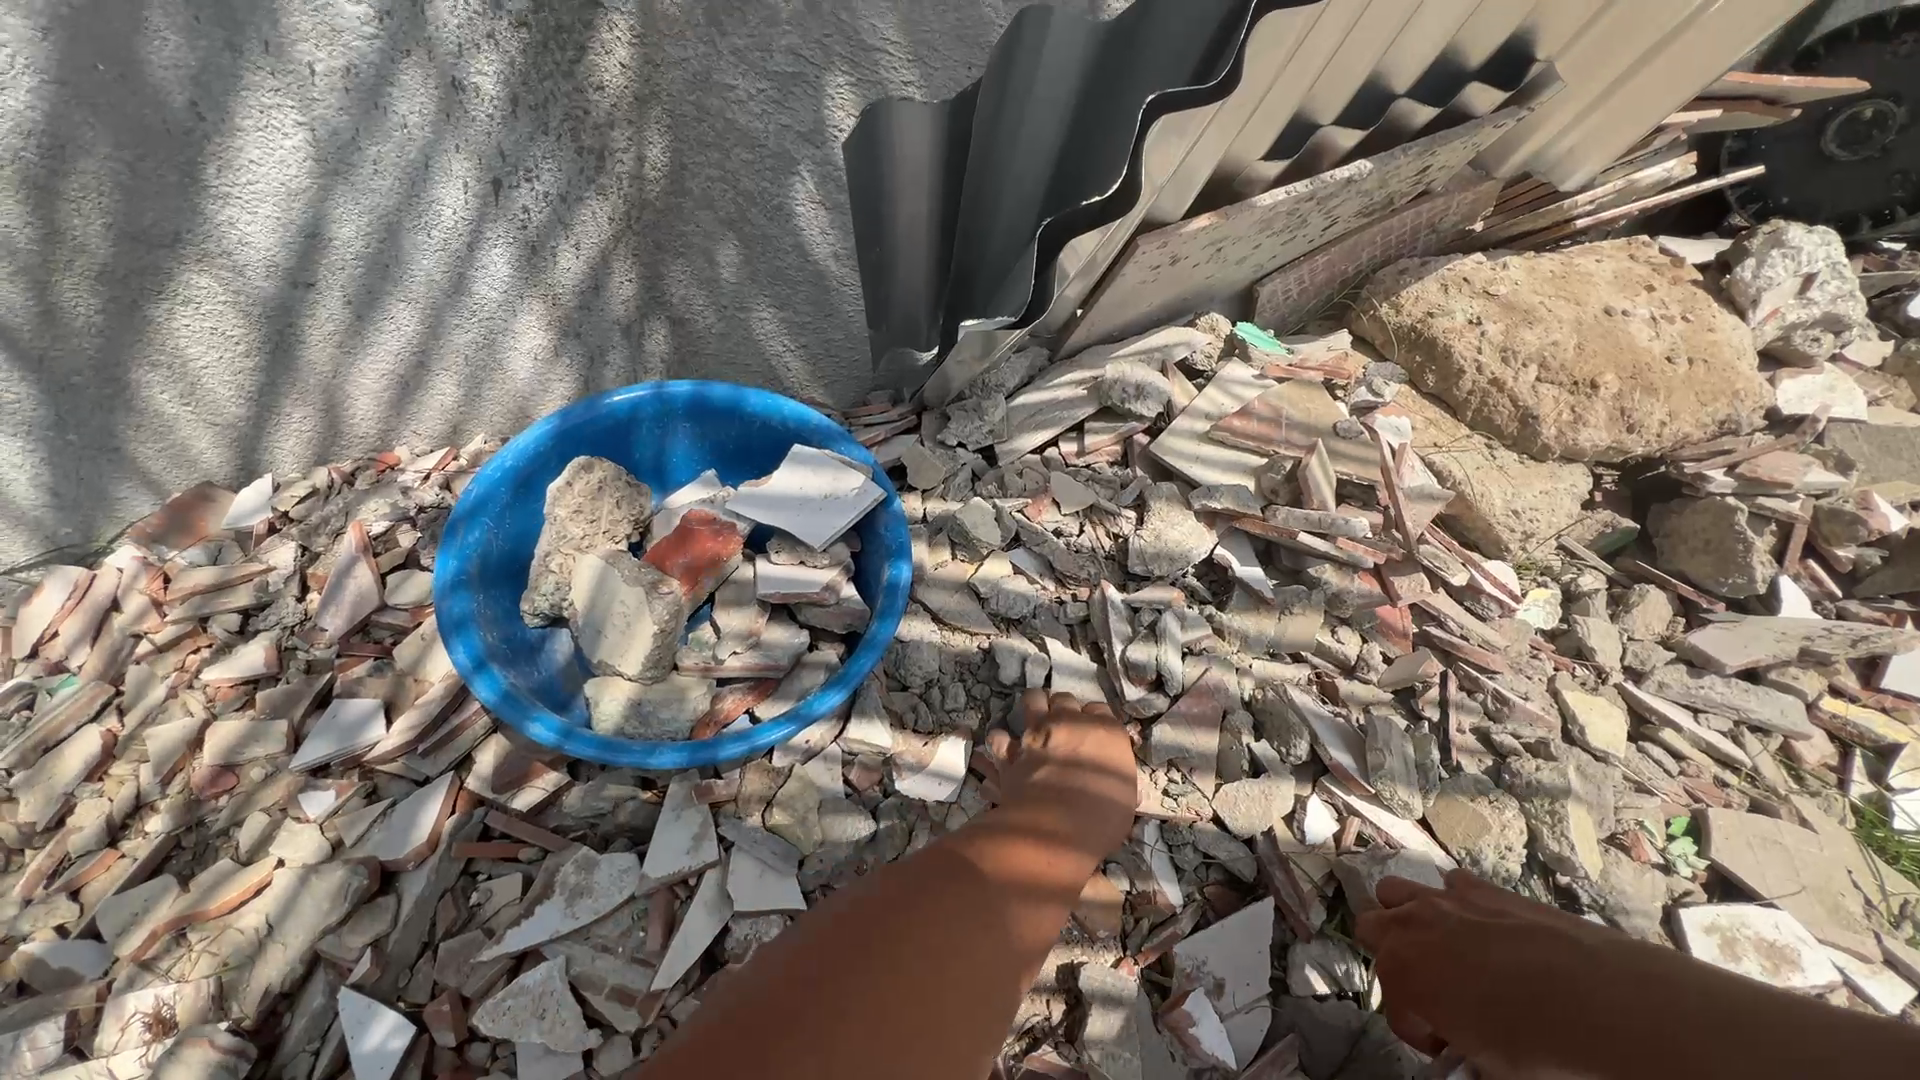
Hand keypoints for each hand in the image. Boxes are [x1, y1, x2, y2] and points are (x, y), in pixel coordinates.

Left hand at [986, 691, 1136, 859]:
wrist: (1058, 828)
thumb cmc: (1103, 819)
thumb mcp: (1125, 795)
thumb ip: (1116, 774)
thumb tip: (1114, 778)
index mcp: (1105, 731)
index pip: (1100, 710)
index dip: (1095, 720)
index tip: (1093, 733)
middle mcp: (1070, 722)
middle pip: (1065, 699)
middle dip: (1063, 708)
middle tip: (1063, 724)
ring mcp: (1037, 733)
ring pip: (1033, 700)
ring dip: (1033, 706)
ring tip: (1034, 718)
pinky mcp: (1011, 752)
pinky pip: (1000, 736)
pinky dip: (1001, 741)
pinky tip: (1004, 748)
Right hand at [1356, 870, 1675, 1075]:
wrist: (1601, 999)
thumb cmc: (1538, 1044)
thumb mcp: (1493, 1069)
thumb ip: (1464, 1053)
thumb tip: (1472, 1051)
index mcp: (1402, 979)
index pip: (1396, 1013)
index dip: (1424, 1035)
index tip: (1452, 1047)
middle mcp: (1407, 930)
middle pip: (1369, 929)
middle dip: (1392, 957)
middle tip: (1431, 988)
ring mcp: (1441, 900)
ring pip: (1392, 891)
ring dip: (1406, 915)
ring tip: (1441, 946)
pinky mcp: (1480, 887)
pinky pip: (1450, 883)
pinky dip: (1457, 901)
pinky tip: (1483, 927)